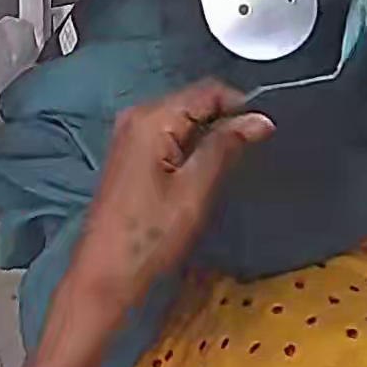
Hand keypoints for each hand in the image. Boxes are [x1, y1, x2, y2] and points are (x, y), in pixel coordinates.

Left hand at [62, 81, 273, 326]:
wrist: (103, 276)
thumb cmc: (150, 235)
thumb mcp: (195, 189)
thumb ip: (226, 146)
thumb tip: (260, 119)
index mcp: (152, 118)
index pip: (207, 90)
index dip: (240, 103)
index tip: (264, 128)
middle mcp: (137, 115)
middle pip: (193, 99)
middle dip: (225, 117)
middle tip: (251, 146)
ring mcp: (129, 132)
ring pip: (183, 115)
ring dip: (209, 130)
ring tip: (232, 158)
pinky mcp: (129, 150)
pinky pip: (168, 130)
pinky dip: (190, 142)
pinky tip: (203, 166)